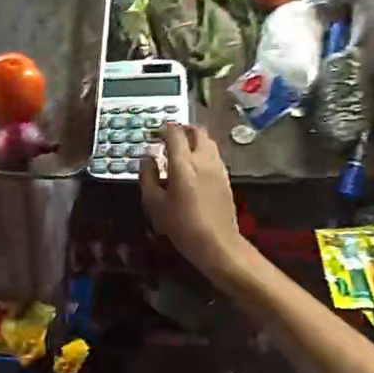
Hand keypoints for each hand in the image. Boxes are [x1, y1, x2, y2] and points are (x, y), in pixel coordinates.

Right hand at [140, 123, 248, 275]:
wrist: (216, 243)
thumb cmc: (181, 225)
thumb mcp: (154, 204)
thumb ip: (148, 177)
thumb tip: (147, 160)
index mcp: (183, 163)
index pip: (175, 133)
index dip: (163, 129)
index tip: (155, 133)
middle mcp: (203, 160)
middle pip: (197, 131)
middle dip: (183, 129)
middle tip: (170, 137)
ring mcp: (218, 168)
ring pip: (208, 142)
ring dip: (195, 140)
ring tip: (182, 151)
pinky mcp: (226, 179)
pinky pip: (214, 156)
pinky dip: (203, 153)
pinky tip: (194, 168)